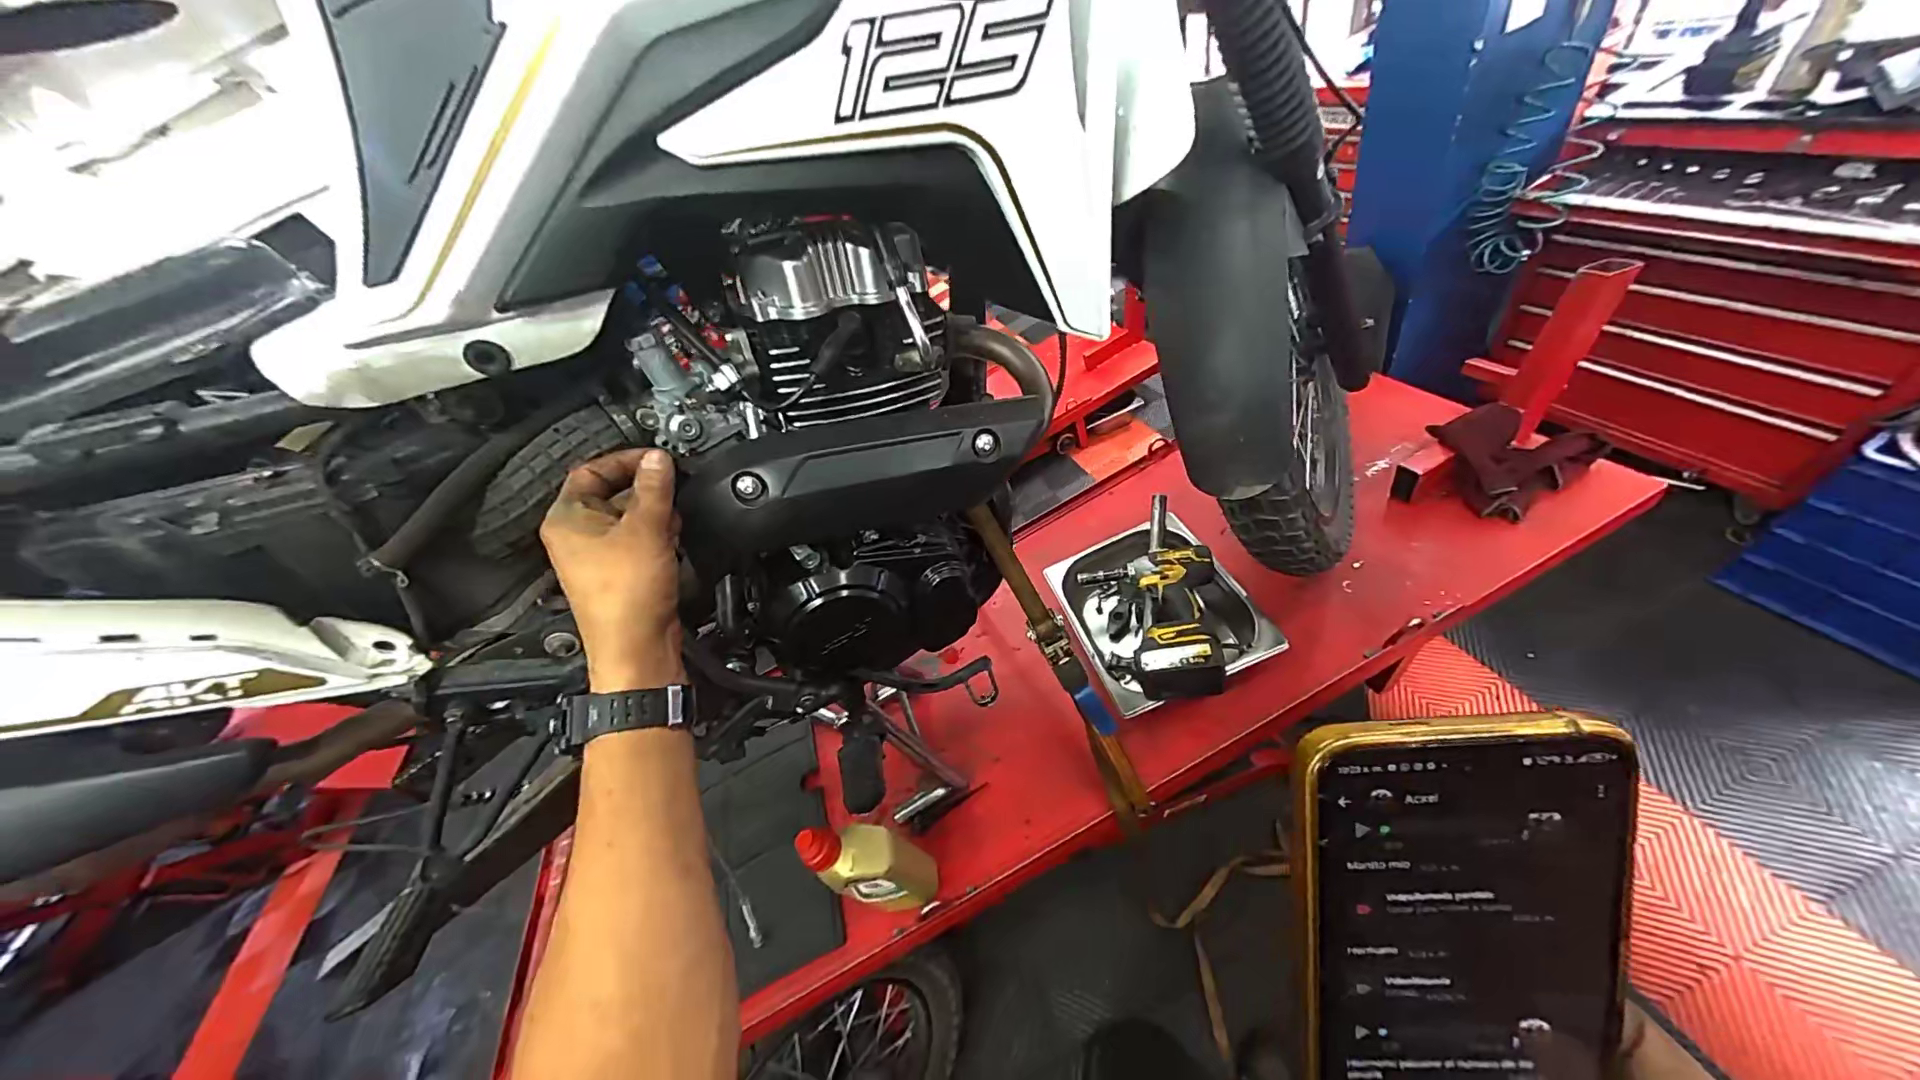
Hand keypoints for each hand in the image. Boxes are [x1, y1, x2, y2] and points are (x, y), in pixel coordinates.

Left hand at [539, 448, 687, 691]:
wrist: (639, 647)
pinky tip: (673, 543)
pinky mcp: (623, 571)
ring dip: (657, 515)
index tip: (656, 459)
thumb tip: (658, 460)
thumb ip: (655, 488)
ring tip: (671, 524)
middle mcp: (578, 536)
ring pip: (631, 517)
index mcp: (567, 519)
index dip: (626, 459)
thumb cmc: (625, 599)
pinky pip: (641, 540)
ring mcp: (600, 555)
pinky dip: (659, 536)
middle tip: (670, 491)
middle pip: (615, 492)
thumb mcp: (646, 529)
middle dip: (648, 491)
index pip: (592, 468)